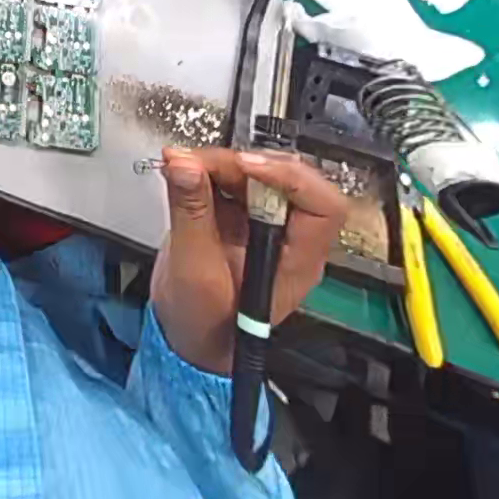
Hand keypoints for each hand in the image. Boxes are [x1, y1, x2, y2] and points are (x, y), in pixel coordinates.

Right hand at [149, 147, 347, 373]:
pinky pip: (226, 181)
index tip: (241, 164)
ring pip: (252, 176)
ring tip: (177, 164)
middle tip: (192, 161)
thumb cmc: (203, 319)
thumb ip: (190, 212)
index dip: (287, 178)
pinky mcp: (232, 216)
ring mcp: (259, 225)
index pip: (321, 206)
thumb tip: (182, 162)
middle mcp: (286, 236)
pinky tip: (177, 170)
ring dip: (215, 163)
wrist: (188, 337)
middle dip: (238, 164)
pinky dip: (201, 170)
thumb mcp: (194, 267)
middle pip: (282, 181)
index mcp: (297, 259)